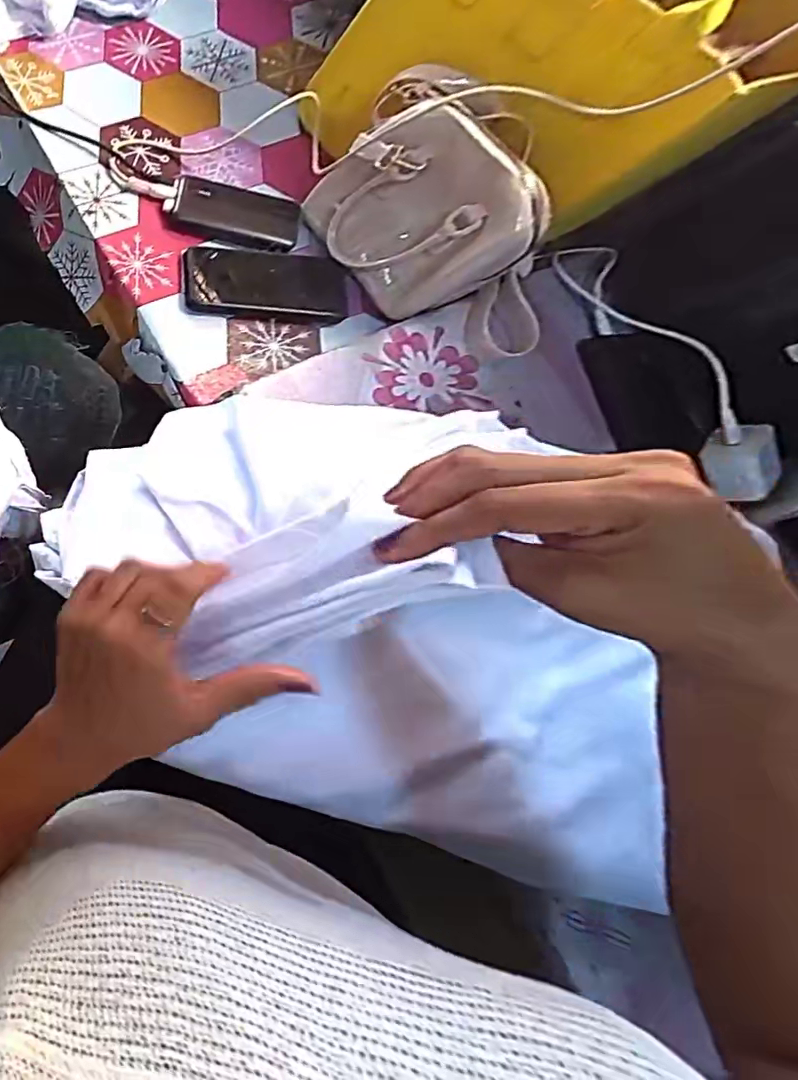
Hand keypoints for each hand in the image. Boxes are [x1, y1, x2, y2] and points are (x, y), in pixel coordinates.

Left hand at [34, 560, 315, 784]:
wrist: (80, 733)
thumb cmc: (140, 726)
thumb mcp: (198, 711)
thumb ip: (247, 687)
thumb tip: (306, 680)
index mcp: (143, 645)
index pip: (174, 590)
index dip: (201, 574)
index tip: (221, 573)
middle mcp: (110, 623)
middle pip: (148, 574)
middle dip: (178, 573)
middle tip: (199, 583)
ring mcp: (84, 617)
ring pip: (119, 571)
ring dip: (148, 572)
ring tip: (168, 587)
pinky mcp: (67, 616)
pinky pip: (92, 579)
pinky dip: (114, 576)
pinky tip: (132, 591)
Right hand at [375, 447, 797, 661]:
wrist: (735, 618)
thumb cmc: (661, 613)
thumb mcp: (567, 588)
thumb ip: (500, 553)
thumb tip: (441, 538)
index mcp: (634, 496)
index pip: (505, 502)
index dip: (438, 525)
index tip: (394, 548)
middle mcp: (630, 463)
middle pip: (497, 465)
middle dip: (430, 492)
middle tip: (386, 521)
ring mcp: (621, 459)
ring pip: (502, 456)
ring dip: (441, 481)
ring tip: (400, 506)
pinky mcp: (606, 466)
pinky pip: (521, 465)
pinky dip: (470, 482)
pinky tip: (439, 495)